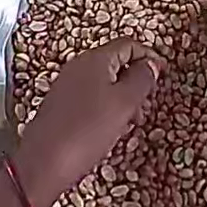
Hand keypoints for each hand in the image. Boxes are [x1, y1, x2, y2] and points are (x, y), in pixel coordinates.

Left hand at [12, 38, 160, 202]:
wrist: (43, 162)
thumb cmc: (88, 129)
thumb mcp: (124, 103)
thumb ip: (141, 79)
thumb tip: (151, 63)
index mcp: (95, 59)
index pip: (128, 44)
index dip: (148, 56)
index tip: (163, 74)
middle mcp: (78, 66)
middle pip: (115, 62)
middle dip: (136, 79)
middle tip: (148, 103)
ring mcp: (67, 85)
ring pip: (104, 81)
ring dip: (123, 96)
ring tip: (131, 121)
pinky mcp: (61, 104)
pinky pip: (91, 96)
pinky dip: (107, 106)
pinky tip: (110, 128)